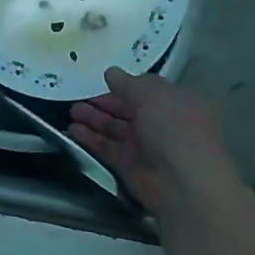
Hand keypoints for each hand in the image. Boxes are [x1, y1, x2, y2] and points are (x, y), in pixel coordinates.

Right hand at [68, 68, 236, 217]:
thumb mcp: (153, 95)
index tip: (101, 81)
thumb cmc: (174, 128)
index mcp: (175, 104)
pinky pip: (105, 147)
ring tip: (72, 112)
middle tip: (78, 98)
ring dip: (93, 119)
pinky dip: (89, 139)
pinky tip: (73, 130)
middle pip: (127, 110)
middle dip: (104, 104)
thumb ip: (129, 84)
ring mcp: (143, 146)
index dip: (125, 86)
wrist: (182, 181)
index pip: (147, 91)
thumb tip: (111, 73)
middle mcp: (160, 124)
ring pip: (114, 128)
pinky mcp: (127, 165)